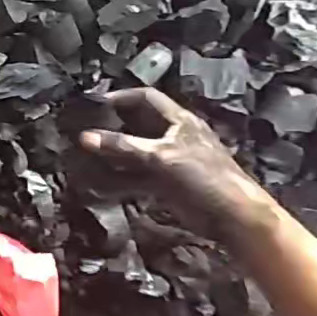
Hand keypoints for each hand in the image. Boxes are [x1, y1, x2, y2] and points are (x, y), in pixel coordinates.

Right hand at [77, 88, 278, 234]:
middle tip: (81, 127)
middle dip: (109, 125)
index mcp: (179, 121)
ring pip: (132, 149)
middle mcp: (172, 136)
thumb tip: (83, 136)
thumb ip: (122, 146)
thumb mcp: (161, 156)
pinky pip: (133, 173)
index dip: (120, 96)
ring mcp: (168, 159)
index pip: (146, 98)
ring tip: (82, 152)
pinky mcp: (164, 181)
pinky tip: (96, 179)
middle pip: (135, 123)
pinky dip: (115, 176)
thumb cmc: (205, 177)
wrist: (235, 218)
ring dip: (109, 152)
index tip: (92, 104)